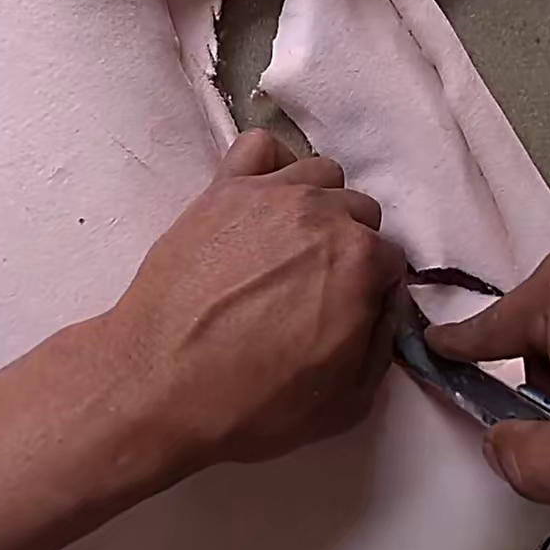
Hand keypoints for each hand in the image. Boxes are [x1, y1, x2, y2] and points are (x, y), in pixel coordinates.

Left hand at [104, 131, 405, 468]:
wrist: (158, 386)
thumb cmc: (254, 403)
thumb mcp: (347, 403)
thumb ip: (382, 345)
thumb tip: (385, 305)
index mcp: (360, 261)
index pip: (391, 260)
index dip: (373, 290)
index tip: (350, 310)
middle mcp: (322, 214)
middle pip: (360, 212)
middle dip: (351, 245)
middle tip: (317, 282)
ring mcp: (269, 194)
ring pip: (321, 174)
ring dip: (319, 204)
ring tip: (290, 241)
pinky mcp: (221, 188)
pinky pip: (259, 146)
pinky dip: (271, 164)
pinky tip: (261, 199)